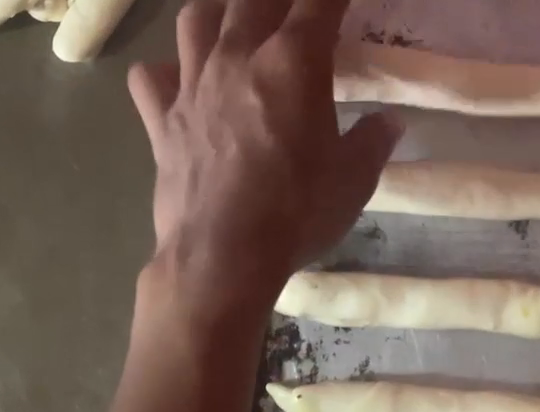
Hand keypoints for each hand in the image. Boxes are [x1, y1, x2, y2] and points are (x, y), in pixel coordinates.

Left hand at [127, 0, 398, 306]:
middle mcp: (238, 55)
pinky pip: (149, 78)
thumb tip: (389, 122)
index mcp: (294, 60)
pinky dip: (161, 73)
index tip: (342, 8)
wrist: (222, 257)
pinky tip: (175, 82)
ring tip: (233, 28)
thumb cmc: (295, 216)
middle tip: (292, 17)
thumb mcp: (352, 183)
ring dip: (218, 14)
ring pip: (196, 18)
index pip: (319, 1)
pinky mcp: (161, 123)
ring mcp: (193, 86)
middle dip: (279, 1)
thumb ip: (372, 144)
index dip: (333, 0)